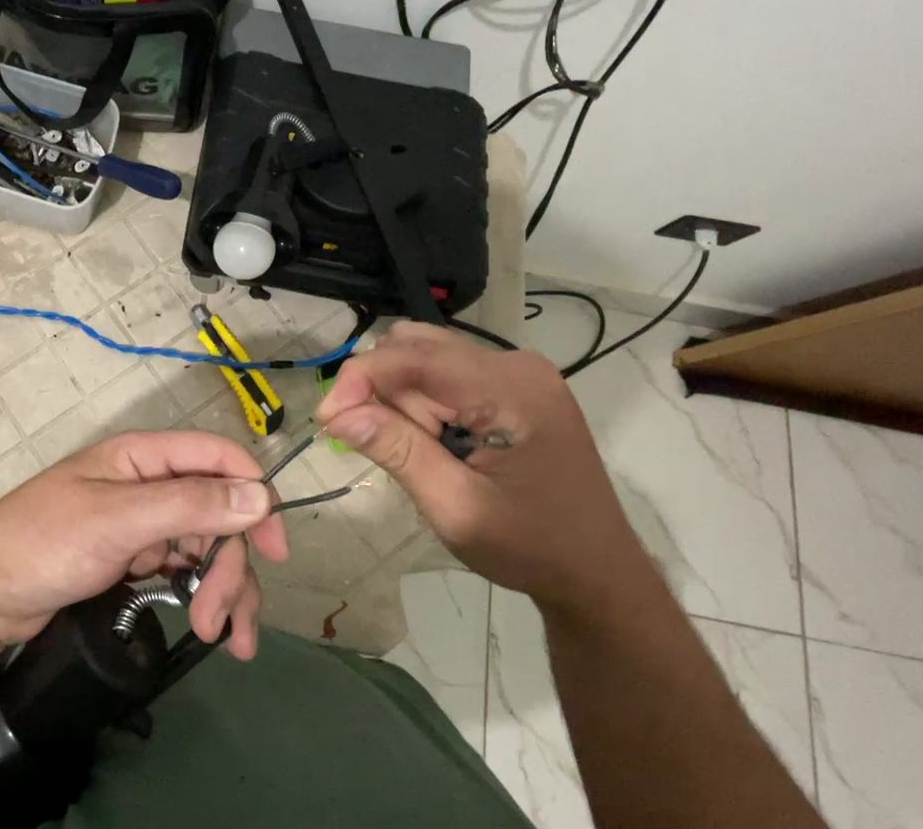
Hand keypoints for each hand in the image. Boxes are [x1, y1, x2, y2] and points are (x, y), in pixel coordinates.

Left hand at [0, 431, 290, 659]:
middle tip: (220, 620)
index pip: (219, 459)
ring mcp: (142, 524)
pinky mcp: (134, 560)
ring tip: (219, 639)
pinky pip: (184, 571)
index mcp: (143, 457)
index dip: (254, 496)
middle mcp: (149, 484)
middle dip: (229, 566)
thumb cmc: (43, 543)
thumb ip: (189, 505)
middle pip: (219, 512)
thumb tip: (260, 496)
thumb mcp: (117, 520)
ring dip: (222, 590)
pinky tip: (209, 630)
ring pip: (206, 547)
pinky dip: (202, 597)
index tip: (274, 549)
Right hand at [316, 321, 652, 615]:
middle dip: (381, 391)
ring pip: (426, 357)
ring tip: (411, 449)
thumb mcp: (455, 507)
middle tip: (378, 447)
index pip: (416, 356)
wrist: (597, 573)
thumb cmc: (530, 547)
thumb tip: (336, 412)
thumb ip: (397, 451)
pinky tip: (432, 443)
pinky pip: (447, 375)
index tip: (325, 419)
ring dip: (400, 398)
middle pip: (417, 348)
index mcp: (512, 390)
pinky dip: (422, 402)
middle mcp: (516, 365)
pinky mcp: (514, 387)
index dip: (361, 378)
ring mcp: (519, 373)